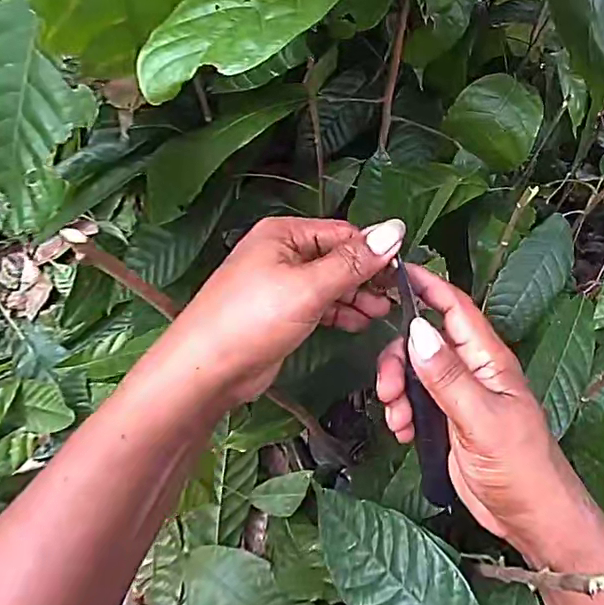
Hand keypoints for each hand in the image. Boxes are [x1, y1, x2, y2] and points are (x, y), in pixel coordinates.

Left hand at [130, 217, 403, 411]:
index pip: (344, 234)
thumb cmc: (250, 321)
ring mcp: (282, 283)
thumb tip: (395, 230)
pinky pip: (321, 303)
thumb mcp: (309, 287)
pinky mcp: (282, 311)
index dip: (375, 252)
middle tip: (394, 296)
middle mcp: (283, 252)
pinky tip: (359, 322)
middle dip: (367, 277)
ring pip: (332, 282)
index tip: (401, 273)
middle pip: (340, 257)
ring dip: (357, 296)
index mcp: (285, 234)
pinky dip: (341, 311)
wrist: (202, 374)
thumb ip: (354, 262)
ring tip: (381, 312)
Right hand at [375, 265, 593, 554]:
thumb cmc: (521, 465)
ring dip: (398, 388)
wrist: (532, 517)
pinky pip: (416, 402)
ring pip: (417, 371)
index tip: (396, 273)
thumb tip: (417, 330)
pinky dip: (403, 412)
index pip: (456, 308)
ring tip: (397, 418)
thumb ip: (448, 377)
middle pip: (426, 340)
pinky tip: (404, 432)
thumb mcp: (482, 420)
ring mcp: (461, 395)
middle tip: (389, 387)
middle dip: (400, 357)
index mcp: (489, 359)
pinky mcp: (450, 421)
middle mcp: (473, 370)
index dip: (429, 286)